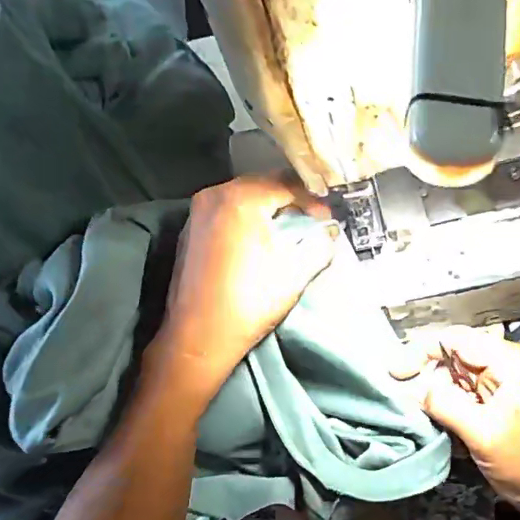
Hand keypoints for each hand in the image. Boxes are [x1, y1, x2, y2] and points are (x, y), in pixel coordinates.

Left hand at [152, 176, 336, 393]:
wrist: (199, 337)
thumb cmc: (248, 303)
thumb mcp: (294, 274)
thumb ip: (319, 245)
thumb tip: (330, 232)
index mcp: (241, 200)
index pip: (287, 183)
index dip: (312, 199)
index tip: (328, 218)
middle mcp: (214, 196)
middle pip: (262, 184)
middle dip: (289, 199)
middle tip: (311, 220)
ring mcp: (197, 213)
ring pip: (241, 197)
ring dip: (266, 208)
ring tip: (287, 229)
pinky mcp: (189, 231)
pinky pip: (224, 212)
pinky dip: (245, 218)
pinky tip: (257, 240)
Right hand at [394, 327, 519, 519]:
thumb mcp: (482, 435)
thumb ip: (446, 404)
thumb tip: (415, 388)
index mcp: (517, 363)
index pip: (459, 340)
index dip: (423, 352)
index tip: (396, 373)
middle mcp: (516, 363)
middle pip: (460, 354)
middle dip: (431, 374)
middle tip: (406, 397)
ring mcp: (514, 381)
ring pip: (463, 374)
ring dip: (442, 391)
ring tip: (422, 411)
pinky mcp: (510, 399)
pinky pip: (474, 390)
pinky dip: (455, 402)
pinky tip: (443, 419)